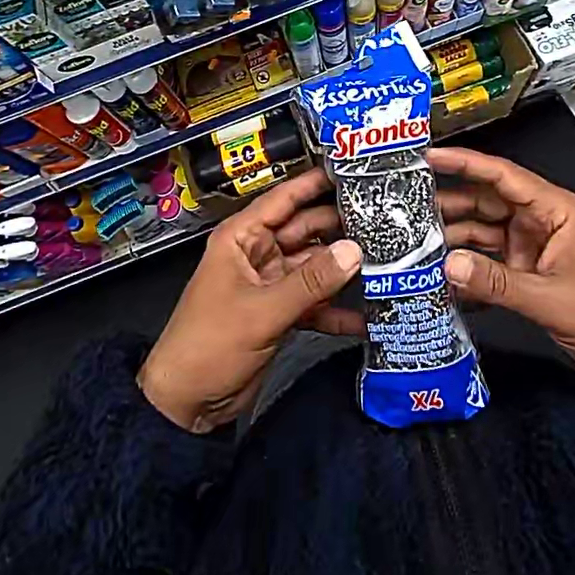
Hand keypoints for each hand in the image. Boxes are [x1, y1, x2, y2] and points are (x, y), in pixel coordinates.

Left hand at [138, 167, 362, 432]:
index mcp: (243, 238)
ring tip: (387, 262)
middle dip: (342, 228)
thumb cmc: (208, 345)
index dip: (316, 182)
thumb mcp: (262, 310)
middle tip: (386, 222)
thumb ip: (311, 281)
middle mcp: (260, 254)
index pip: (285, 199)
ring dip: (344, 269)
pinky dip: (337, 309)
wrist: (187, 404)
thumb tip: (355, 251)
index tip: (352, 171)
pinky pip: (315, 301)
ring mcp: (273, 283)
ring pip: (316, 266)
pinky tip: (366, 315)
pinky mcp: (282, 312)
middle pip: (308, 230)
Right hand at [430, 148, 574, 411]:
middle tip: (406, 207)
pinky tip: (441, 275)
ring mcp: (535, 247)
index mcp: (556, 211)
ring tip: (413, 243)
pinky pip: (491, 262)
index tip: (430, 157)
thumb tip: (449, 265)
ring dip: (454, 239)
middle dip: (449, 204)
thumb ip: (498, 283)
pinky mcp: (531, 272)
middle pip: (487, 203)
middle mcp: (542, 222)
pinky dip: (469, 268)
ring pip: (485, 233)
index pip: (503, 176)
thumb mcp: (552, 299)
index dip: (465, 163)